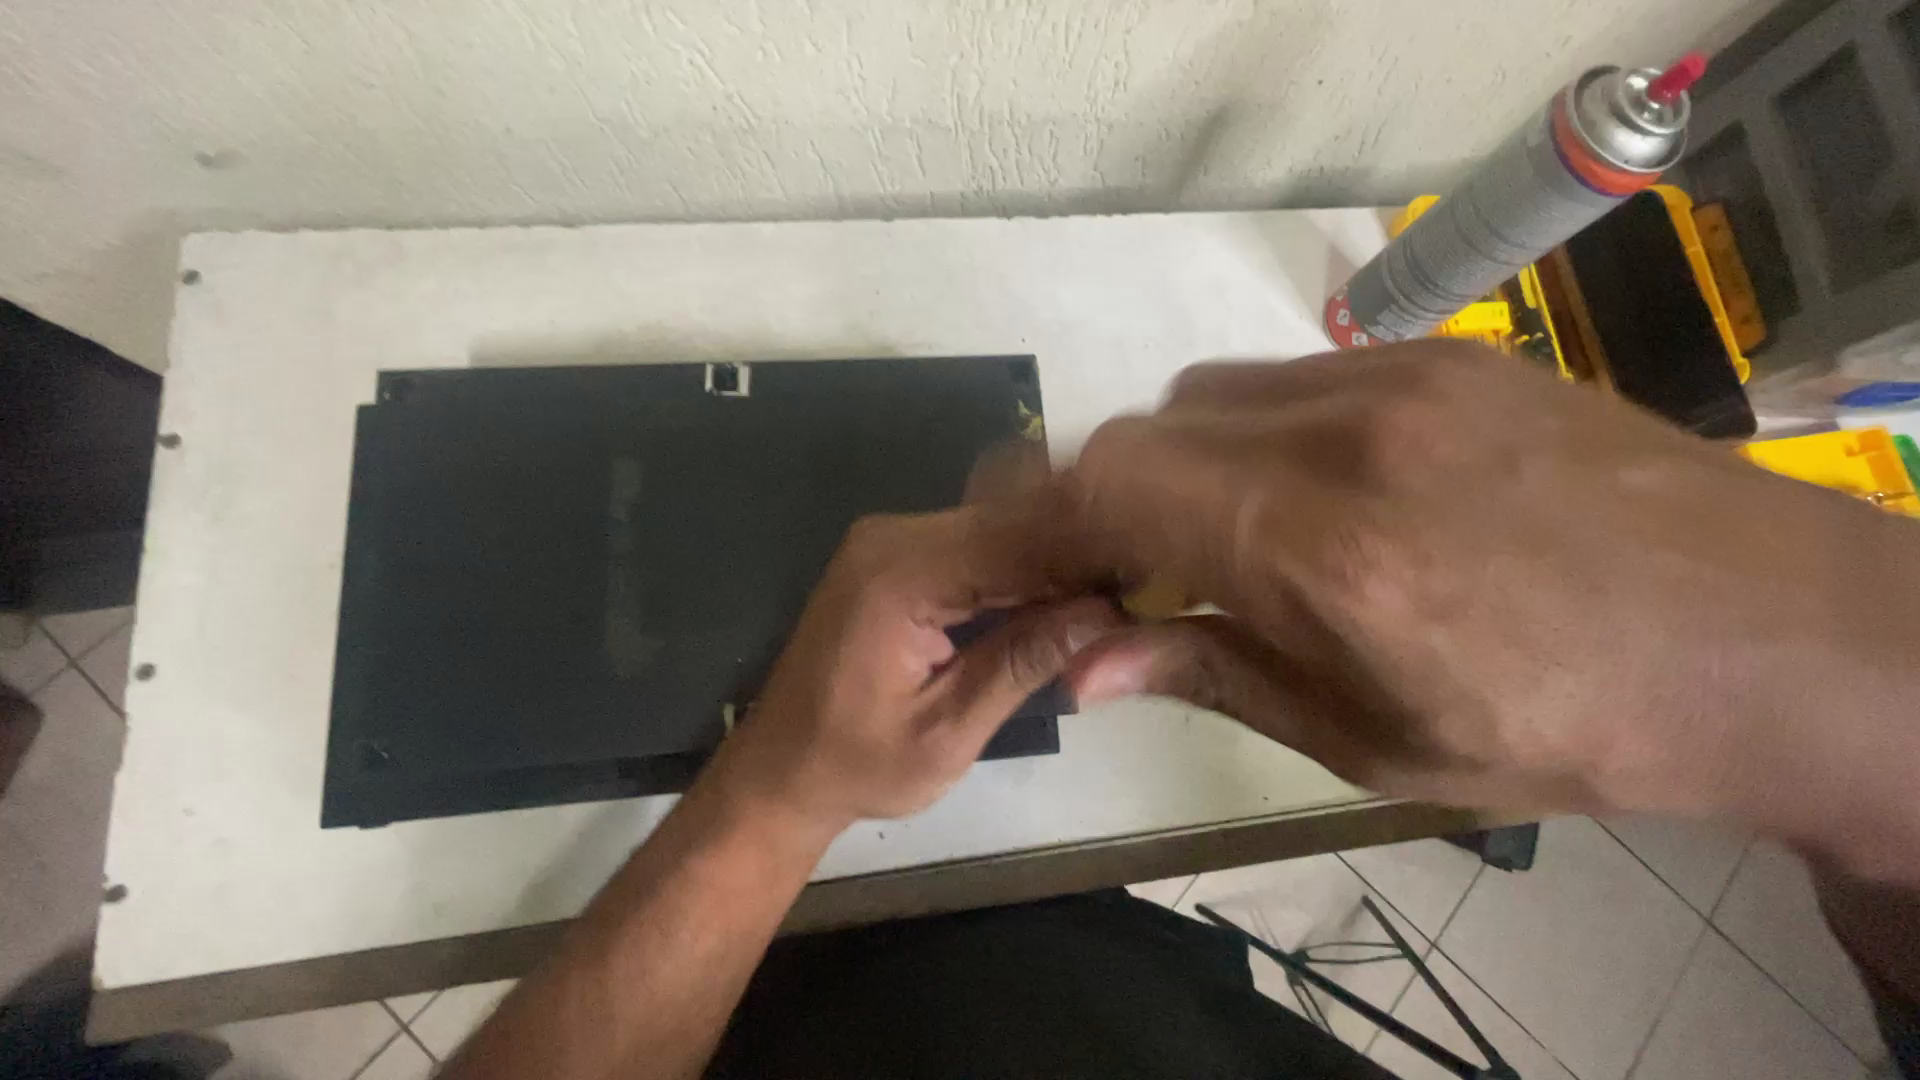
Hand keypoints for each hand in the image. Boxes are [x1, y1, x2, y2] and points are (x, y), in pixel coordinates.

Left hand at [708, 506, 1120, 831]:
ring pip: (1000, 530)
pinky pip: (976, 548)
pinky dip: (1022, 570)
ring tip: (1121, 588)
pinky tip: (1065, 595)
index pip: (1020, 541)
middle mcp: (894, 537)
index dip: (1091, 552)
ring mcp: (892, 540)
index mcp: (901, 575)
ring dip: (1056, 560)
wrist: (779, 769)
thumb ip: (1024, 661)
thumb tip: (1107, 611)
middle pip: (1013, 523)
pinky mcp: (897, 556)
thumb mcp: (948, 730)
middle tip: (1147, 583)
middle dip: (1081, 552)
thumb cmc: (856, 766)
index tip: (1156, 569)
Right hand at [1057, 342, 1919, 877]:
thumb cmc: (1563, 727)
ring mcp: (1397, 378)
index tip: (1038, 566)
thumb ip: (1208, 674)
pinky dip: (1243, 432)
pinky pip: (1281, 377)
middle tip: (1126, 570)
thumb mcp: (1366, 742)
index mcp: (1328, 554)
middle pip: (1143, 432)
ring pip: (1201, 394)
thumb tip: (1079, 667)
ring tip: (1218, 535)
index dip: (1050, 521)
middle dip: (1103, 500)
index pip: (1118, 488)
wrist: (1783, 638)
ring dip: (1172, 463)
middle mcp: (1347, 437)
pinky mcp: (1439, 354)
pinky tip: (1298, 488)